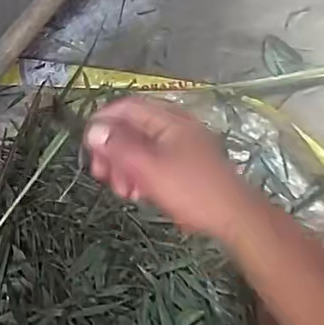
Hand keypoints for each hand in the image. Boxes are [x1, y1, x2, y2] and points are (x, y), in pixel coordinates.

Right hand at [84, 96, 265, 239]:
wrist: (235, 218)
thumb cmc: (191, 189)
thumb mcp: (148, 167)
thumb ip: (118, 146)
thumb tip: (93, 130)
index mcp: (168, 119)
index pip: (125, 106)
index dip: (102, 121)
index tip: (89, 146)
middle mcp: (175, 126)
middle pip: (131, 127)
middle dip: (112, 150)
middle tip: (101, 174)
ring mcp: (182, 145)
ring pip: (141, 147)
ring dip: (124, 166)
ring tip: (121, 191)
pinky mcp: (186, 165)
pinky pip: (154, 161)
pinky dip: (141, 174)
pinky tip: (138, 193)